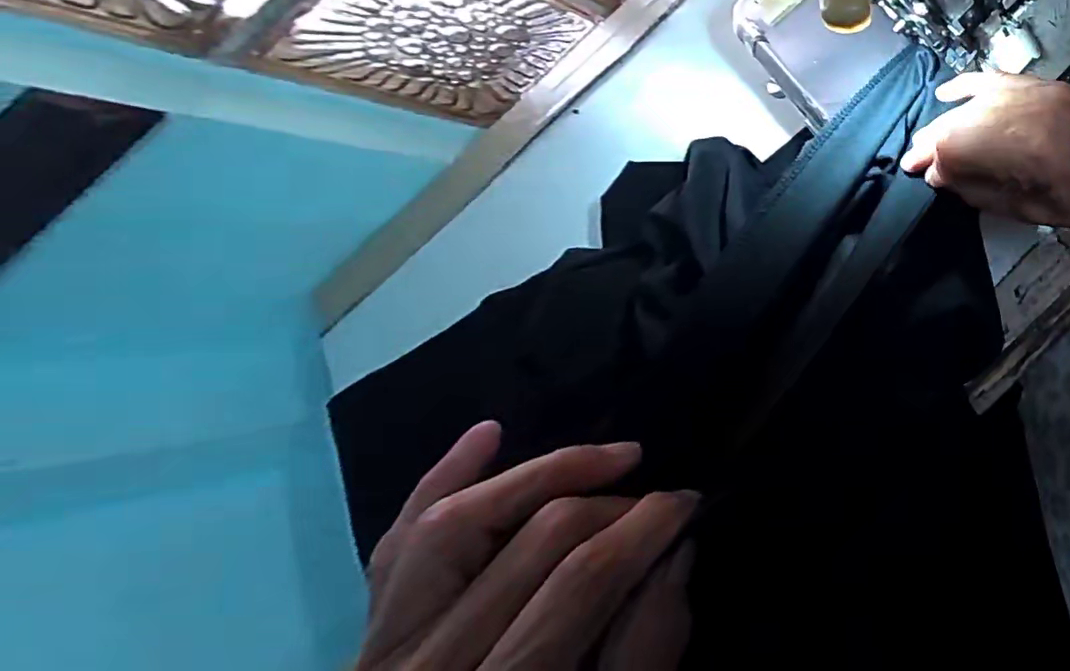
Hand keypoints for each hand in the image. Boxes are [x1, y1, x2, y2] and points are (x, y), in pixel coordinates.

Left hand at [356, 421, 698, 670]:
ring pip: (459, 523)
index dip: (645, 529)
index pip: (583, 581)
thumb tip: (676, 552)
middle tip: (662, 503)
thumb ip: (647, 648)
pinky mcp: (369, 635)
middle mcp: (425, 670)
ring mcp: (381, 650)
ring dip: (544, 471)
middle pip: (536, 542)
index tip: (689, 504)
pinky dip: (440, 479)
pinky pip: (397, 544)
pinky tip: (489, 432)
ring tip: (613, 456)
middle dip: (616, 507)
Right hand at [901, 70, 1069, 228]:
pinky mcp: (1047, 85)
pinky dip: (971, 85)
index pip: (959, 145)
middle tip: (914, 161)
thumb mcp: (1033, 210)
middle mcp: (1029, 110)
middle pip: (962, 119)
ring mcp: (1040, 91)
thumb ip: (981, 191)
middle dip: (933, 141)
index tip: (918, 174)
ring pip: (975, 99)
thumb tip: (940, 176)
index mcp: (1027, 147)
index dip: (934, 160)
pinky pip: (999, 80)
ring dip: (948, 119)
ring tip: (929, 138)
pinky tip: (948, 92)